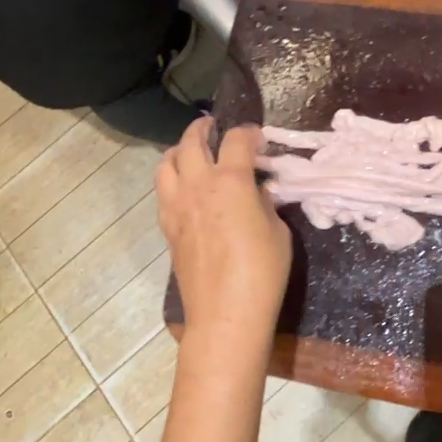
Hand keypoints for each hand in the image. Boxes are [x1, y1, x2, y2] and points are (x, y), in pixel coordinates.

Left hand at [155, 118, 292, 348]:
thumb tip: (259, 193)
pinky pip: (163, 191)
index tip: (258, 137)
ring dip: (179, 150)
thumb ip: (267, 205)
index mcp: (230, 181)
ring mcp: (177, 206)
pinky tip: (186, 188)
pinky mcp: (168, 227)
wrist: (225, 314)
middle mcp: (198, 186)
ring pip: (166, 163)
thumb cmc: (262, 272)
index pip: (237, 140)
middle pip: (191, 142)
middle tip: (214, 127)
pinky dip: (173, 179)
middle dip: (203, 128)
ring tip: (192, 152)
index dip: (249, 132)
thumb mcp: (278, 233)